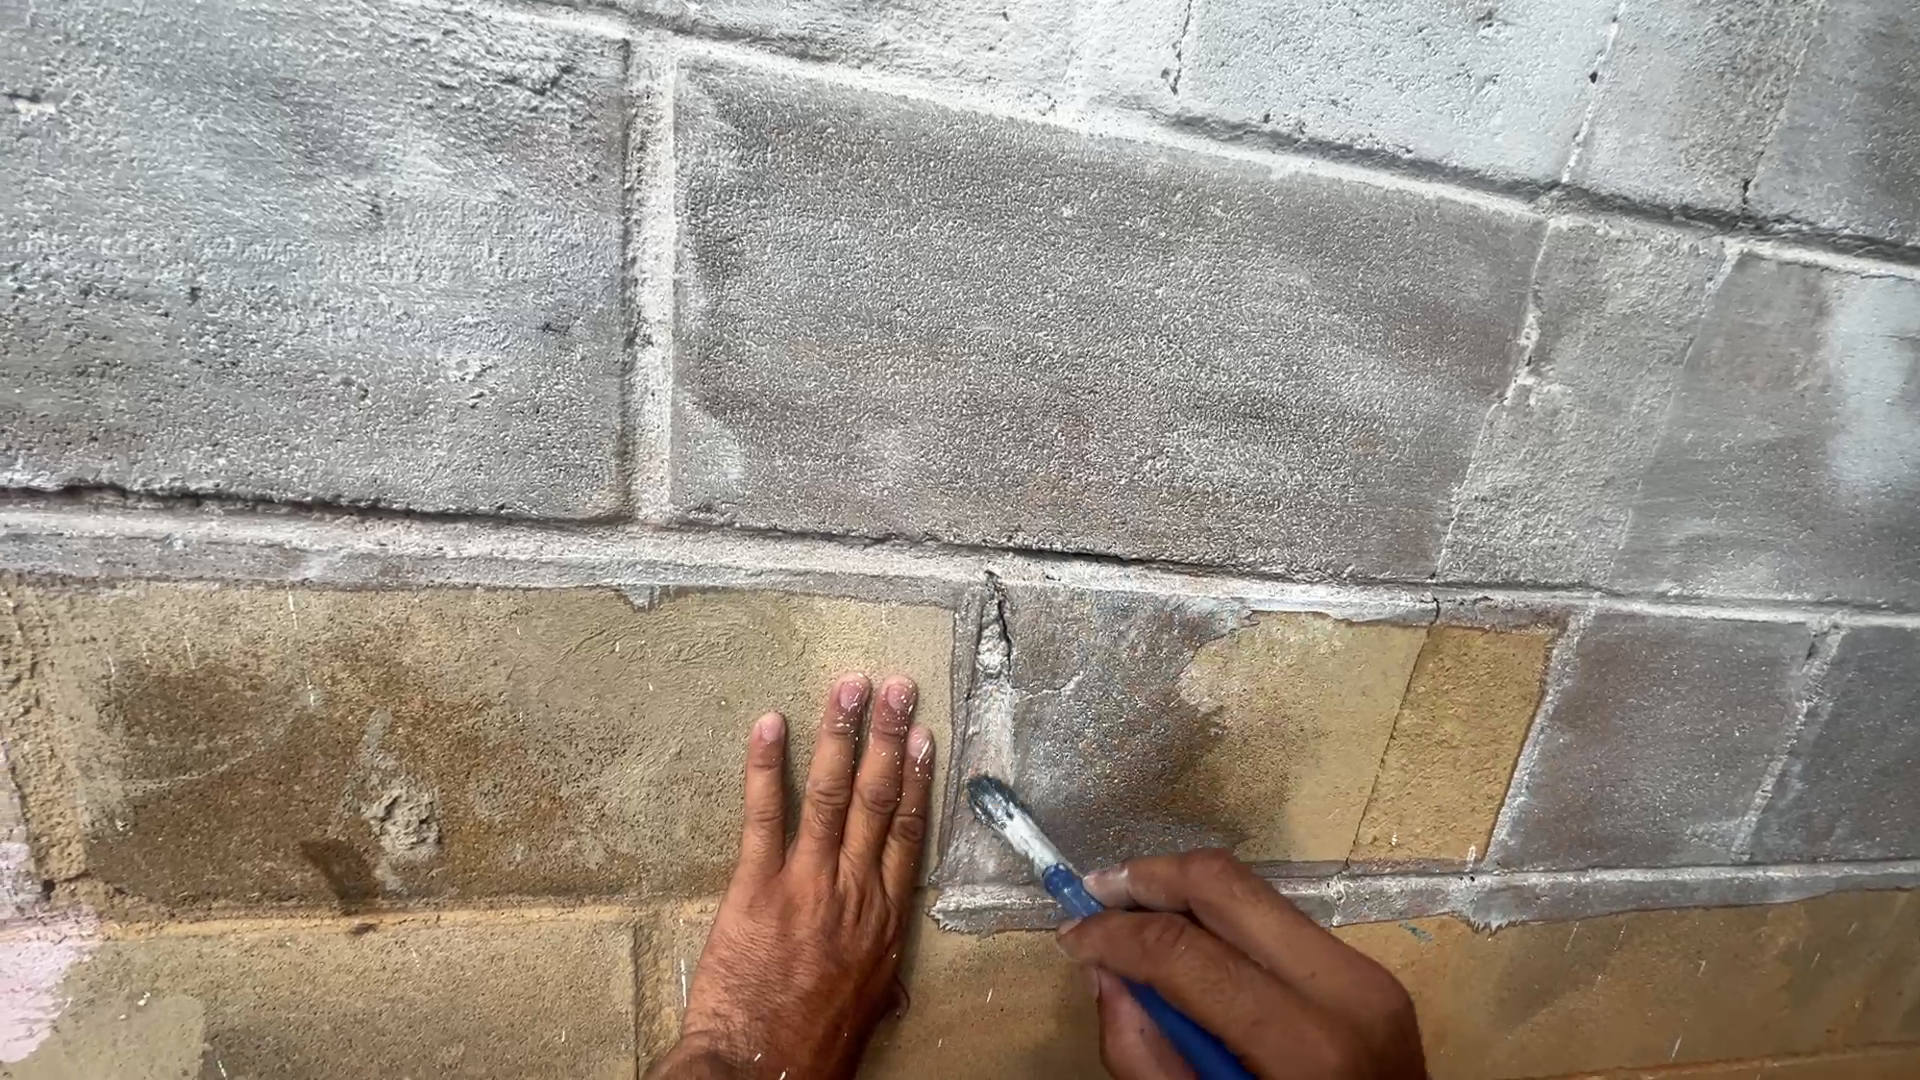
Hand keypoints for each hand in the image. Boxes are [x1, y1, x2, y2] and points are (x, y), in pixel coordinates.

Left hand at [646, 674, 935, 1079]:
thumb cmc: (816, 1044)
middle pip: (878, 797)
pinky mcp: (757, 886)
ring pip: (830, 793)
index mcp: (885, 914)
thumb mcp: (870, 1004)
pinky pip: (763, 815)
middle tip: (897, 687)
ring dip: (841, 733)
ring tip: (850, 687)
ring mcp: (807, 881)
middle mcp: (854, 887)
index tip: (922, 735)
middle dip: (888, 735)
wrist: (757, 1076)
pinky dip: (765, 766)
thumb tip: (893, 970)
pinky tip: (769, 723)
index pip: (907, 828)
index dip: (917, 776)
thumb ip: (882, 969)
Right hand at [1059, 849, 1426, 1079]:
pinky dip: (1214, 913)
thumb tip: (1103, 972)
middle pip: (1219, 881)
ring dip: (1176, 887)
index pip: (1183, 951)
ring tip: (1128, 908)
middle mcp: (1343, 986)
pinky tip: (1182, 933)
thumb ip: (1143, 1056)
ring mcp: (1361, 969)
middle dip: (1144, 876)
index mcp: (1307, 1045)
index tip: (1070, 936)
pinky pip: (1268, 914)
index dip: (1113, 934)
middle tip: (1094, 892)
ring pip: (1244, 886)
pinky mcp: (1364, 966)